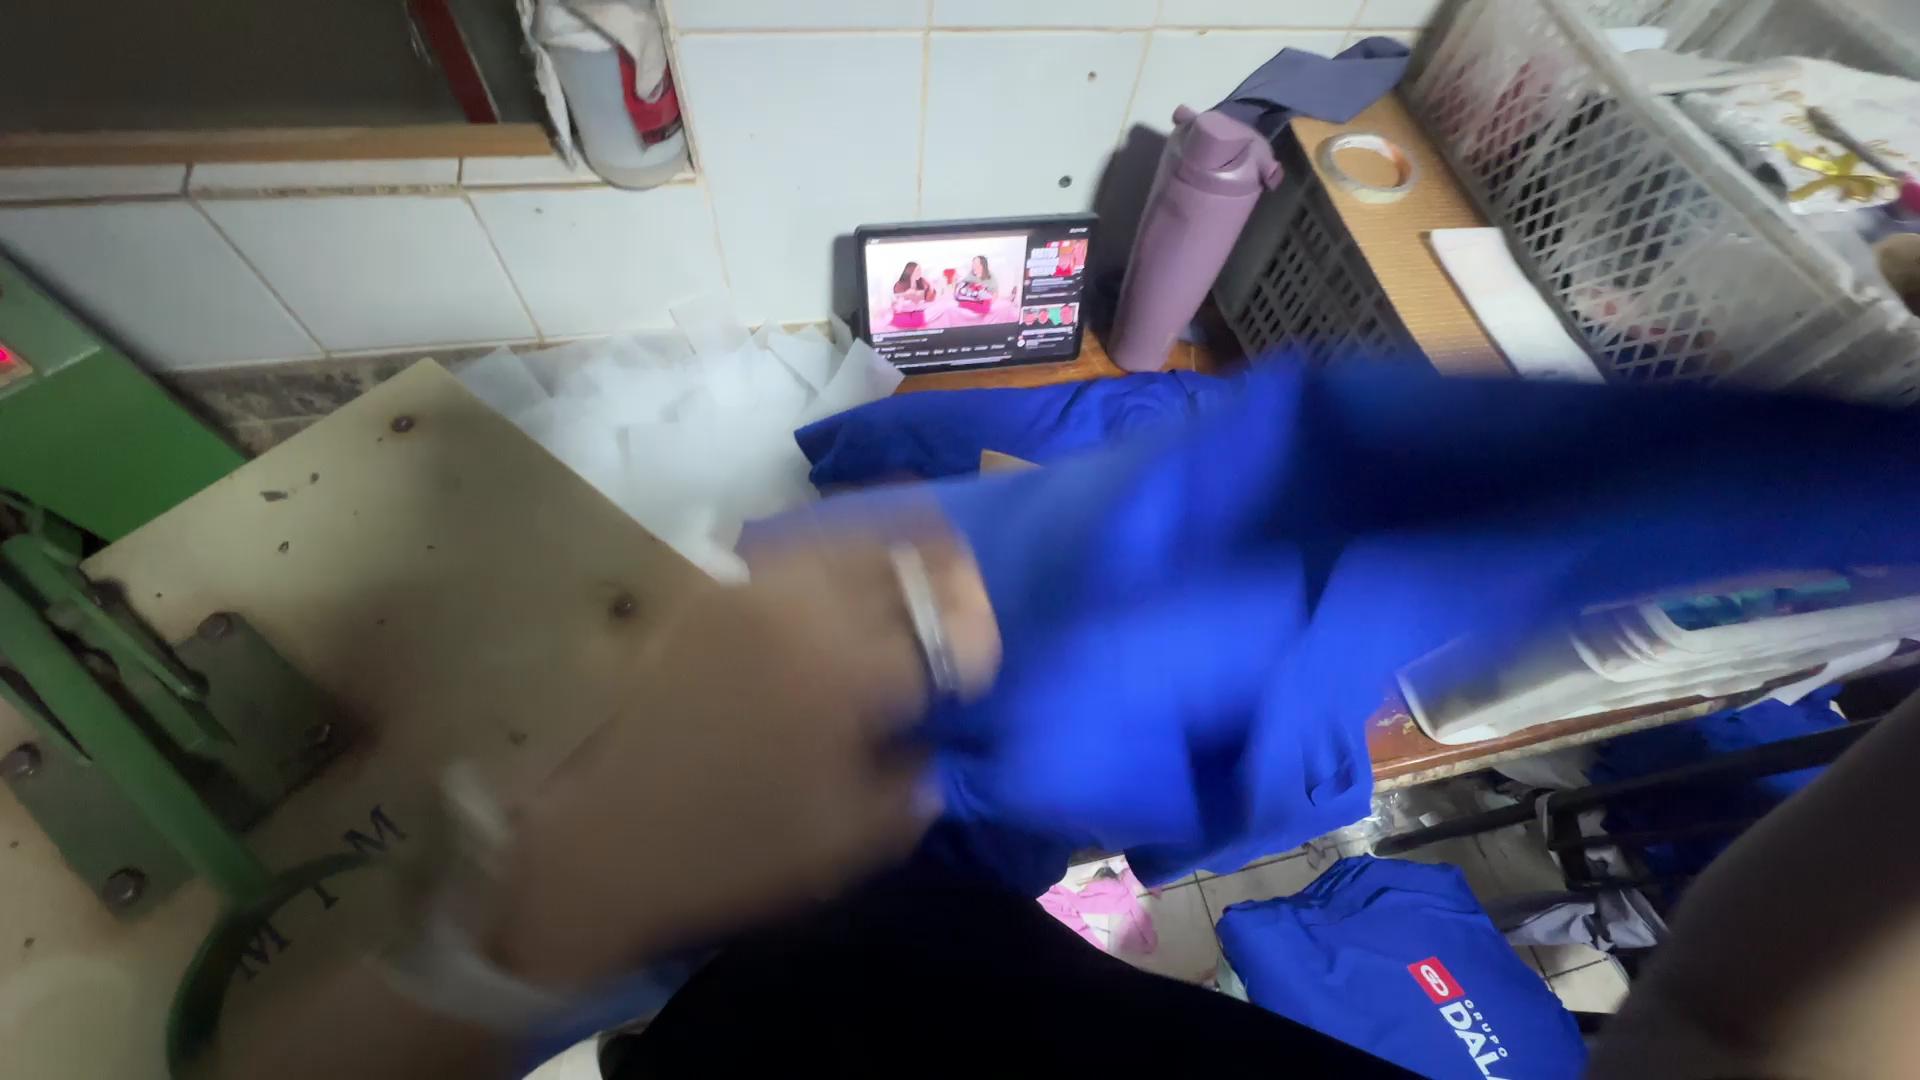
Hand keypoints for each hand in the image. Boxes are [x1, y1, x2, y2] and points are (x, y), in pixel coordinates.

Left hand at [489, 525, 998, 985]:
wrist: (581, 843)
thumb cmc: (718, 851)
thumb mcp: (838, 842)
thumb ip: (909, 787)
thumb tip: (935, 745)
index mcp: (840, 675)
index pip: (940, 627)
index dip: (975, 635)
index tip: (976, 660)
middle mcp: (799, 610)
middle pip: (900, 549)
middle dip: (948, 565)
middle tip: (959, 590)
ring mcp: (747, 589)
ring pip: (846, 531)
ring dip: (895, 542)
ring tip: (912, 564)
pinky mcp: (708, 590)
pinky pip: (793, 545)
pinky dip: (837, 546)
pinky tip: (843, 574)